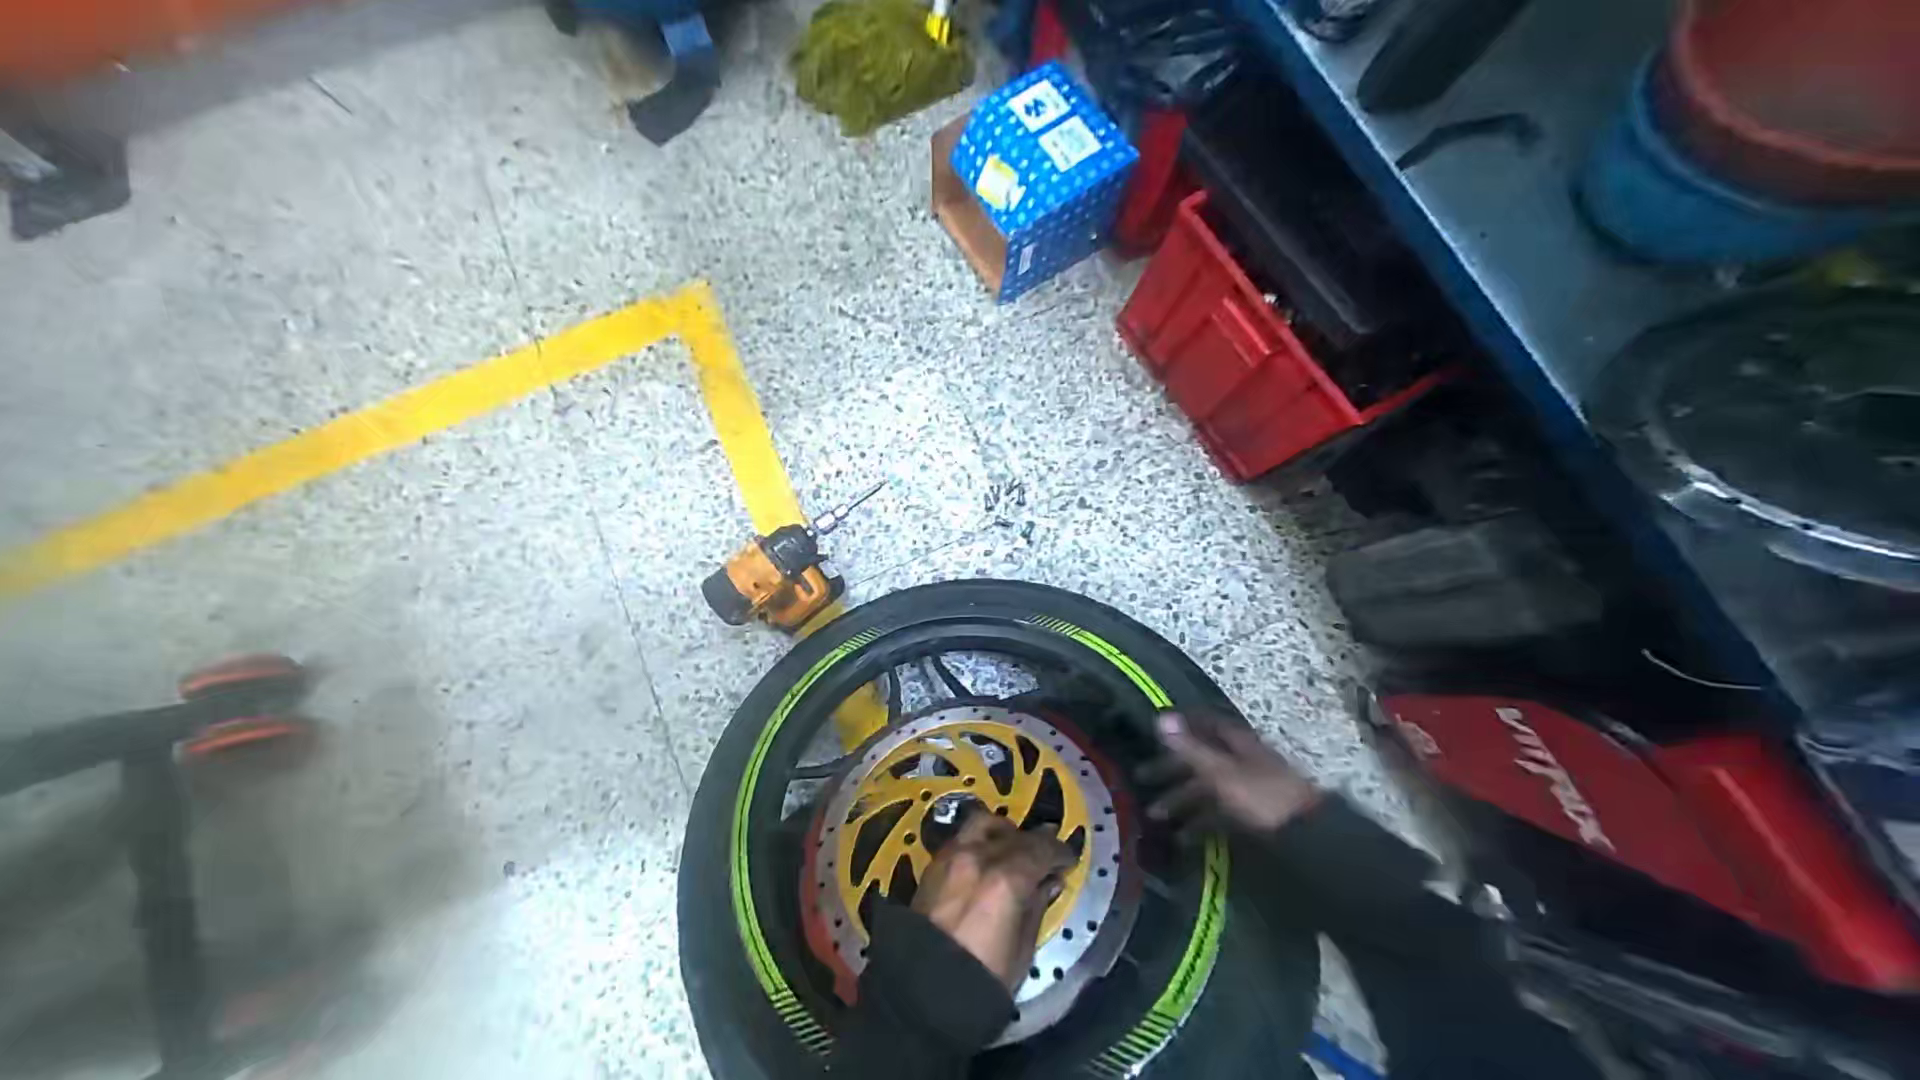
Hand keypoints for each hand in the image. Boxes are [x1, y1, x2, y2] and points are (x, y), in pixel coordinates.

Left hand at [912, 811, 1076, 990]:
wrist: (922, 991)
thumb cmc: (982, 979)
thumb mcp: (1022, 949)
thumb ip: (1036, 906)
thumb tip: (1048, 881)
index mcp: (1005, 879)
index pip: (1041, 849)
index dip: (1058, 852)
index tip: (1067, 860)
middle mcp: (978, 856)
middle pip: (1014, 835)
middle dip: (1034, 843)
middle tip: (1046, 857)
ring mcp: (952, 855)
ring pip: (983, 824)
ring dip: (1003, 831)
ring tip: (1013, 848)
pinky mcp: (933, 863)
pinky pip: (962, 838)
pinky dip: (979, 840)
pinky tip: (986, 857)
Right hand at [1143, 710, 1321, 836]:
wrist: (1309, 840)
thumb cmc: (1261, 797)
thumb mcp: (1220, 771)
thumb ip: (1190, 747)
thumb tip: (1160, 716)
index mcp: (1237, 743)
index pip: (1204, 724)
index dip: (1179, 725)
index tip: (1153, 732)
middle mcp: (1242, 760)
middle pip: (1201, 759)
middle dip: (1171, 770)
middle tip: (1140, 780)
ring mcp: (1250, 789)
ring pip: (1208, 788)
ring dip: (1181, 801)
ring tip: (1156, 818)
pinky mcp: (1254, 817)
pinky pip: (1220, 814)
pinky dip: (1201, 823)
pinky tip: (1184, 839)